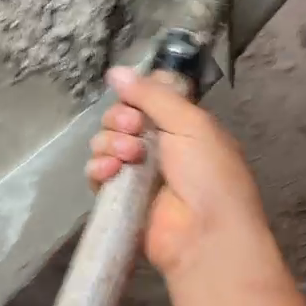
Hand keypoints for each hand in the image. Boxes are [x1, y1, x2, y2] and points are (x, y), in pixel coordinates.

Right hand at [86, 67, 278, 280]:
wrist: (205, 235)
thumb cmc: (209, 175)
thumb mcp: (190, 123)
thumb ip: (151, 94)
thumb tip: (114, 70)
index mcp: (181, 126)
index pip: (144, 99)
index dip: (135, 96)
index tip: (135, 98)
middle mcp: (157, 146)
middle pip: (119, 118)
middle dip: (120, 120)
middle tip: (134, 130)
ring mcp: (136, 172)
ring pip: (104, 142)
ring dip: (111, 143)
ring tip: (128, 158)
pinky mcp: (118, 196)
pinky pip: (96, 171)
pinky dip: (99, 167)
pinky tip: (111, 172)